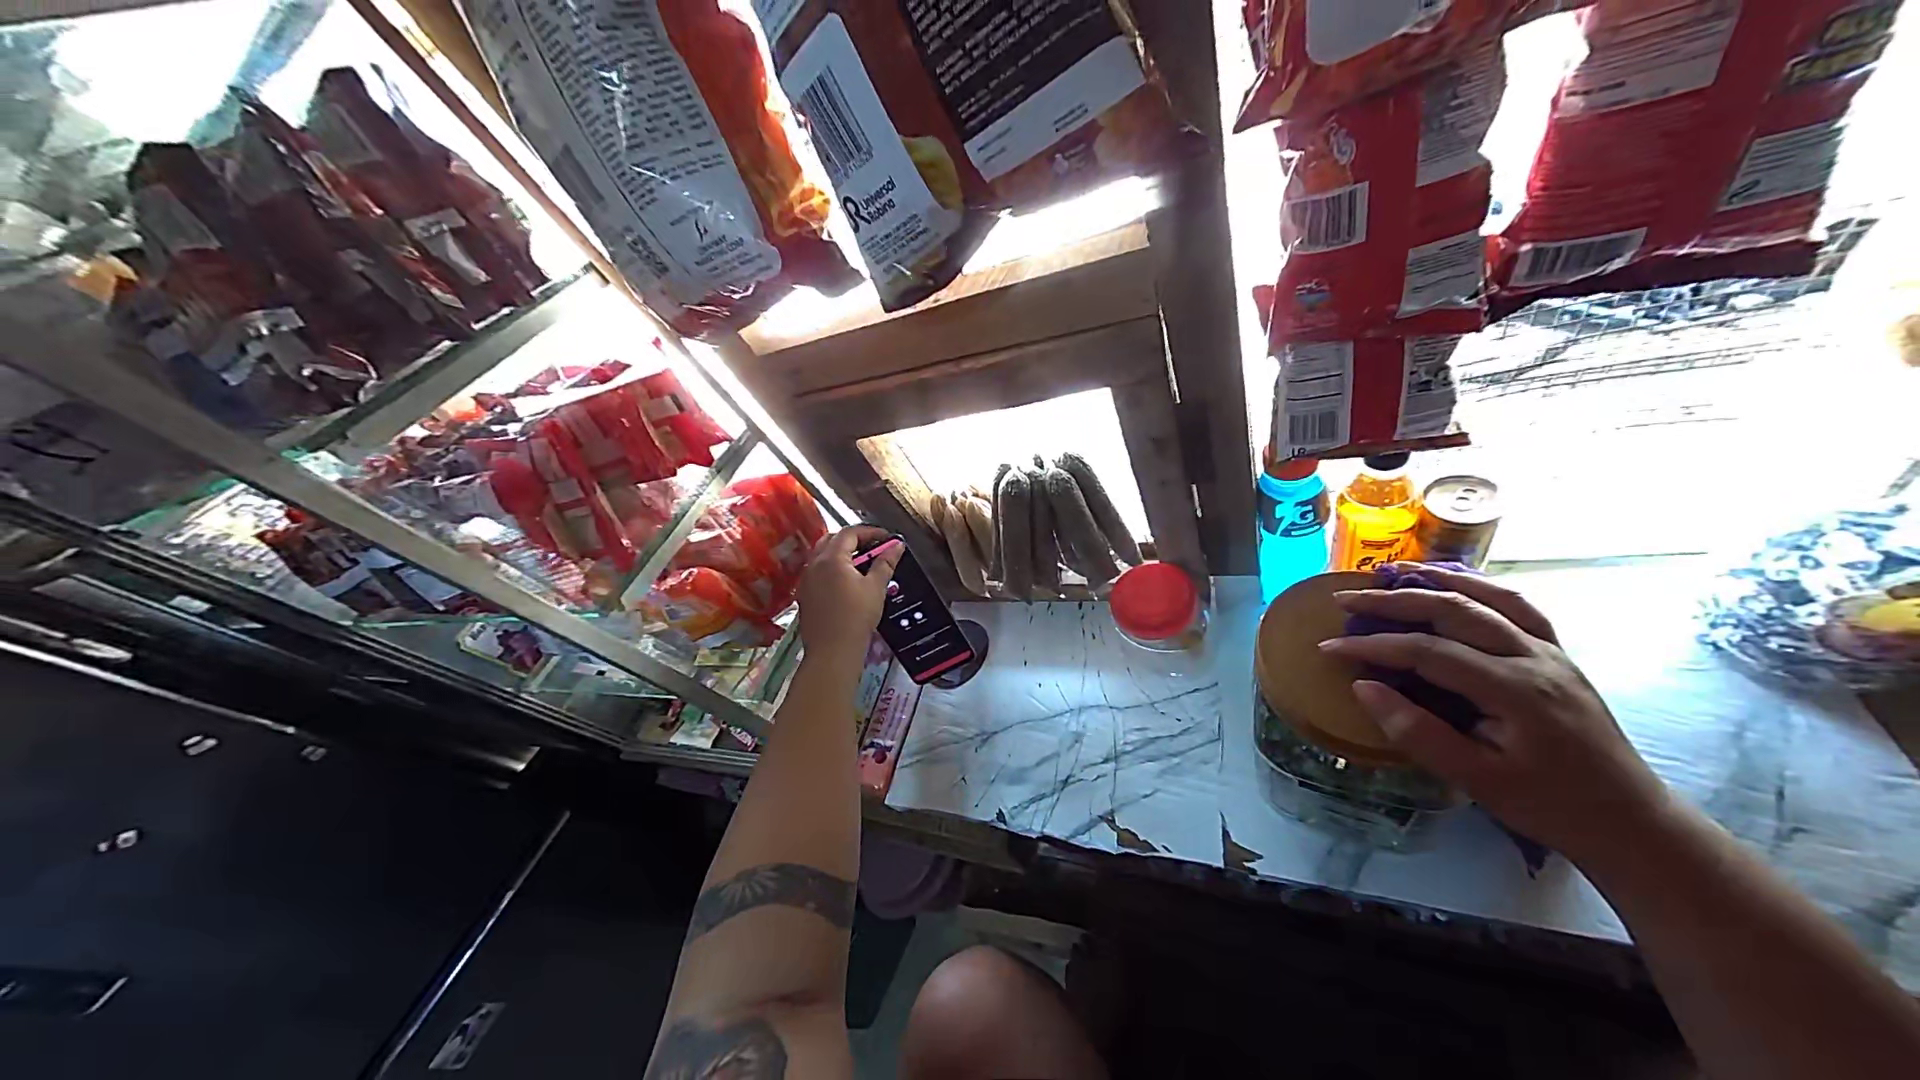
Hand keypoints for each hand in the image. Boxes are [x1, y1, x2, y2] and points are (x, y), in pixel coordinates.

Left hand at [796, 526, 900, 663]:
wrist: (832, 651)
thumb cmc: (857, 617)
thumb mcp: (875, 588)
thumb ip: (885, 563)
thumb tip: (897, 546)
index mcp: (832, 558)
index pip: (850, 533)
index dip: (870, 532)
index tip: (887, 538)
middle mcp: (814, 564)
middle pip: (833, 539)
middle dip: (854, 539)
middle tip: (873, 547)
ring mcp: (806, 579)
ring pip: (822, 555)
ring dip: (841, 553)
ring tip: (861, 564)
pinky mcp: (804, 594)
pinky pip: (817, 571)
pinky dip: (832, 568)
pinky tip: (846, 581)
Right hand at [1318, 563, 1673, 866]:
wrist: (1629, 820)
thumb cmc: (1548, 804)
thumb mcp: (1476, 780)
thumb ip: (1417, 731)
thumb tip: (1363, 688)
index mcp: (1514, 690)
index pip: (1428, 652)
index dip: (1374, 646)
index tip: (1329, 646)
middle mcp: (1534, 657)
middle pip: (1454, 610)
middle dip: (1393, 600)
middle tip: (1345, 598)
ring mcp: (1550, 651)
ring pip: (1488, 596)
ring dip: (1435, 579)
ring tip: (1392, 571)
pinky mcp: (1556, 654)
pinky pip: (1515, 605)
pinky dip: (1477, 586)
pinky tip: (1451, 584)